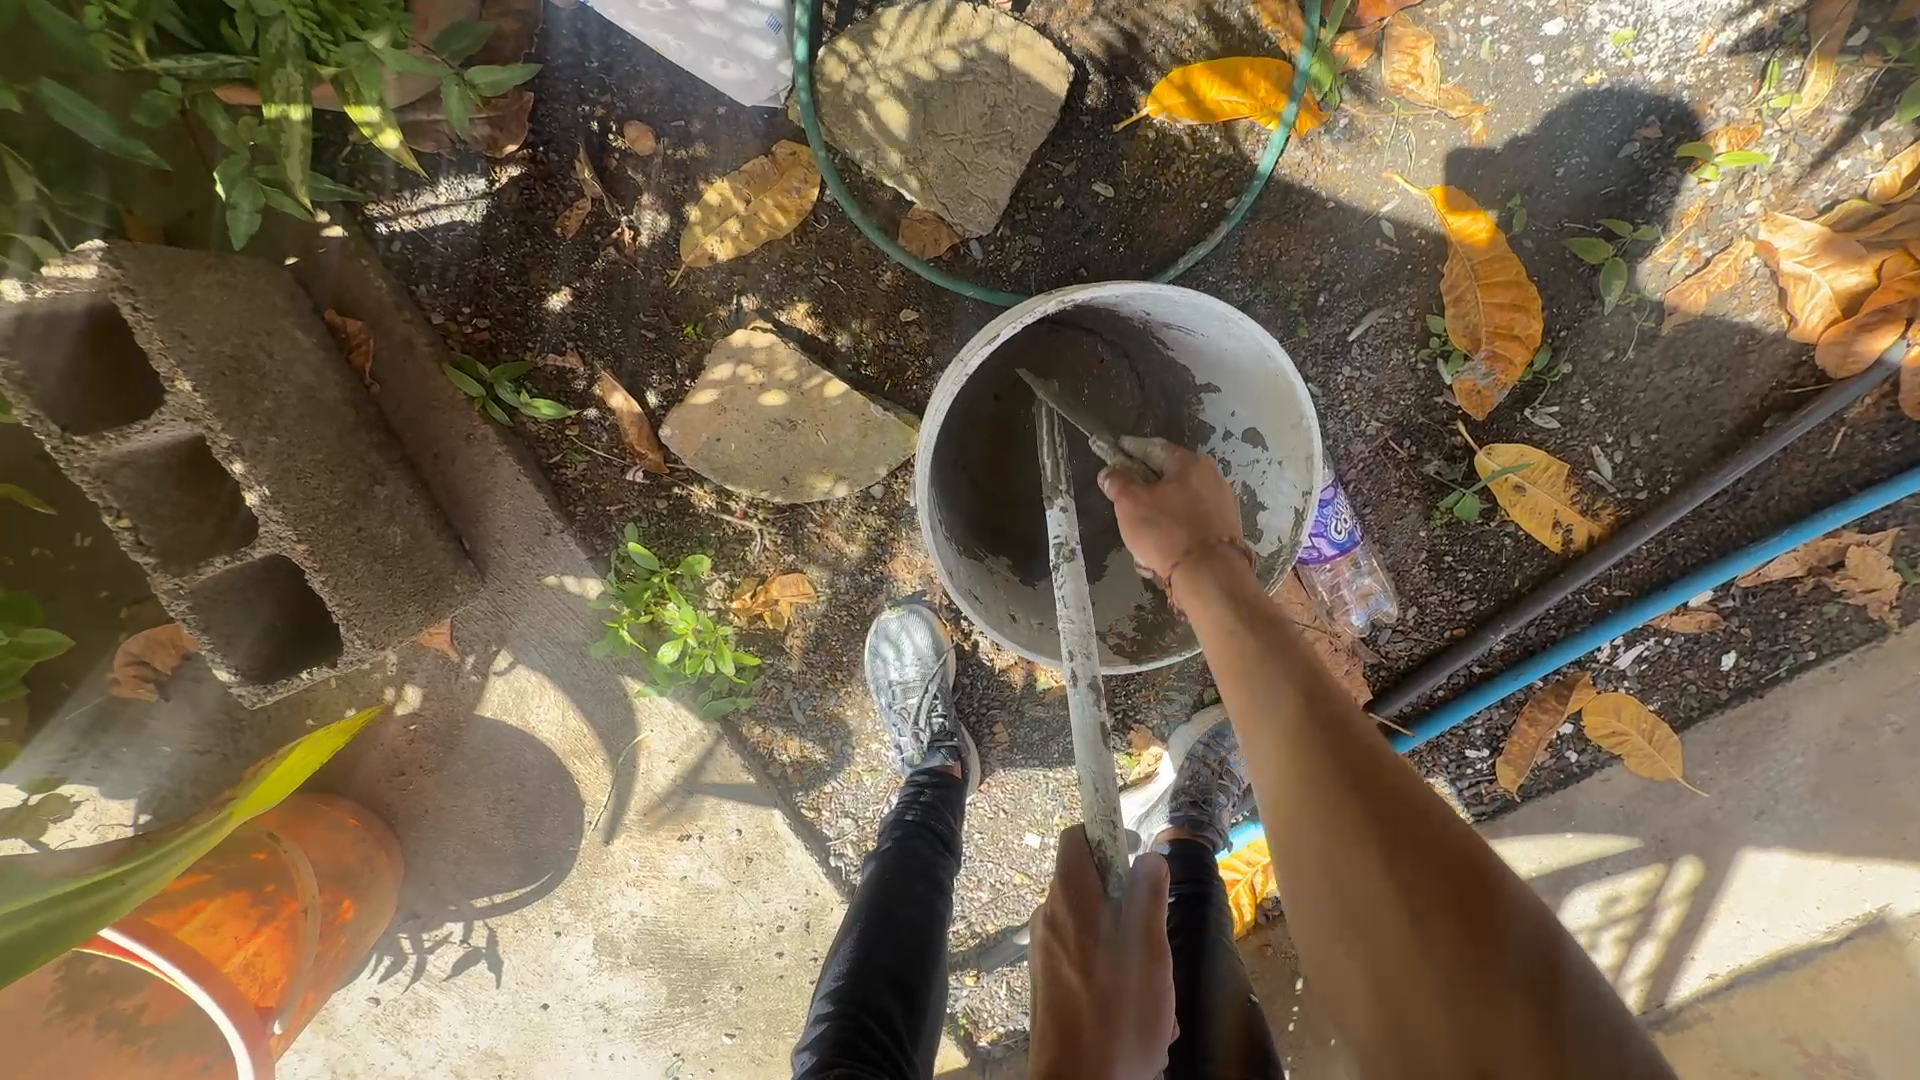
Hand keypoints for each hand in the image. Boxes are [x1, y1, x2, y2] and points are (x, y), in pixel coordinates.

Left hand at [1028, 826, 1175, 1079]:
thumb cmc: (1117, 1011)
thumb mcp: (1148, 947)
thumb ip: (1148, 894)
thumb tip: (1150, 856)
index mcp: (1069, 896)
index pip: (1076, 837)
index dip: (1108, 835)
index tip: (1138, 856)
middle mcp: (1049, 915)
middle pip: (1090, 884)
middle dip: (1128, 903)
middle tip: (1155, 937)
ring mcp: (1046, 950)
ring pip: (1095, 927)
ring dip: (1128, 946)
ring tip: (1156, 989)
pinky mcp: (1050, 982)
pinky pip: (1086, 959)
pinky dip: (1114, 972)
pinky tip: (1140, 1012)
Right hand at [1098, 437, 1244, 579]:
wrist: (1209, 576)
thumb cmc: (1166, 532)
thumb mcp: (1130, 503)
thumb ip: (1118, 481)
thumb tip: (1110, 472)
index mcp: (1190, 464)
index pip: (1153, 447)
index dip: (1130, 449)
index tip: (1115, 450)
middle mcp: (1211, 479)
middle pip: (1167, 478)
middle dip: (1143, 491)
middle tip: (1124, 503)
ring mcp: (1222, 506)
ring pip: (1176, 507)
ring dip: (1157, 520)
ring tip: (1141, 543)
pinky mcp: (1225, 533)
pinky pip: (1189, 528)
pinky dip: (1173, 537)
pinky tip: (1160, 557)